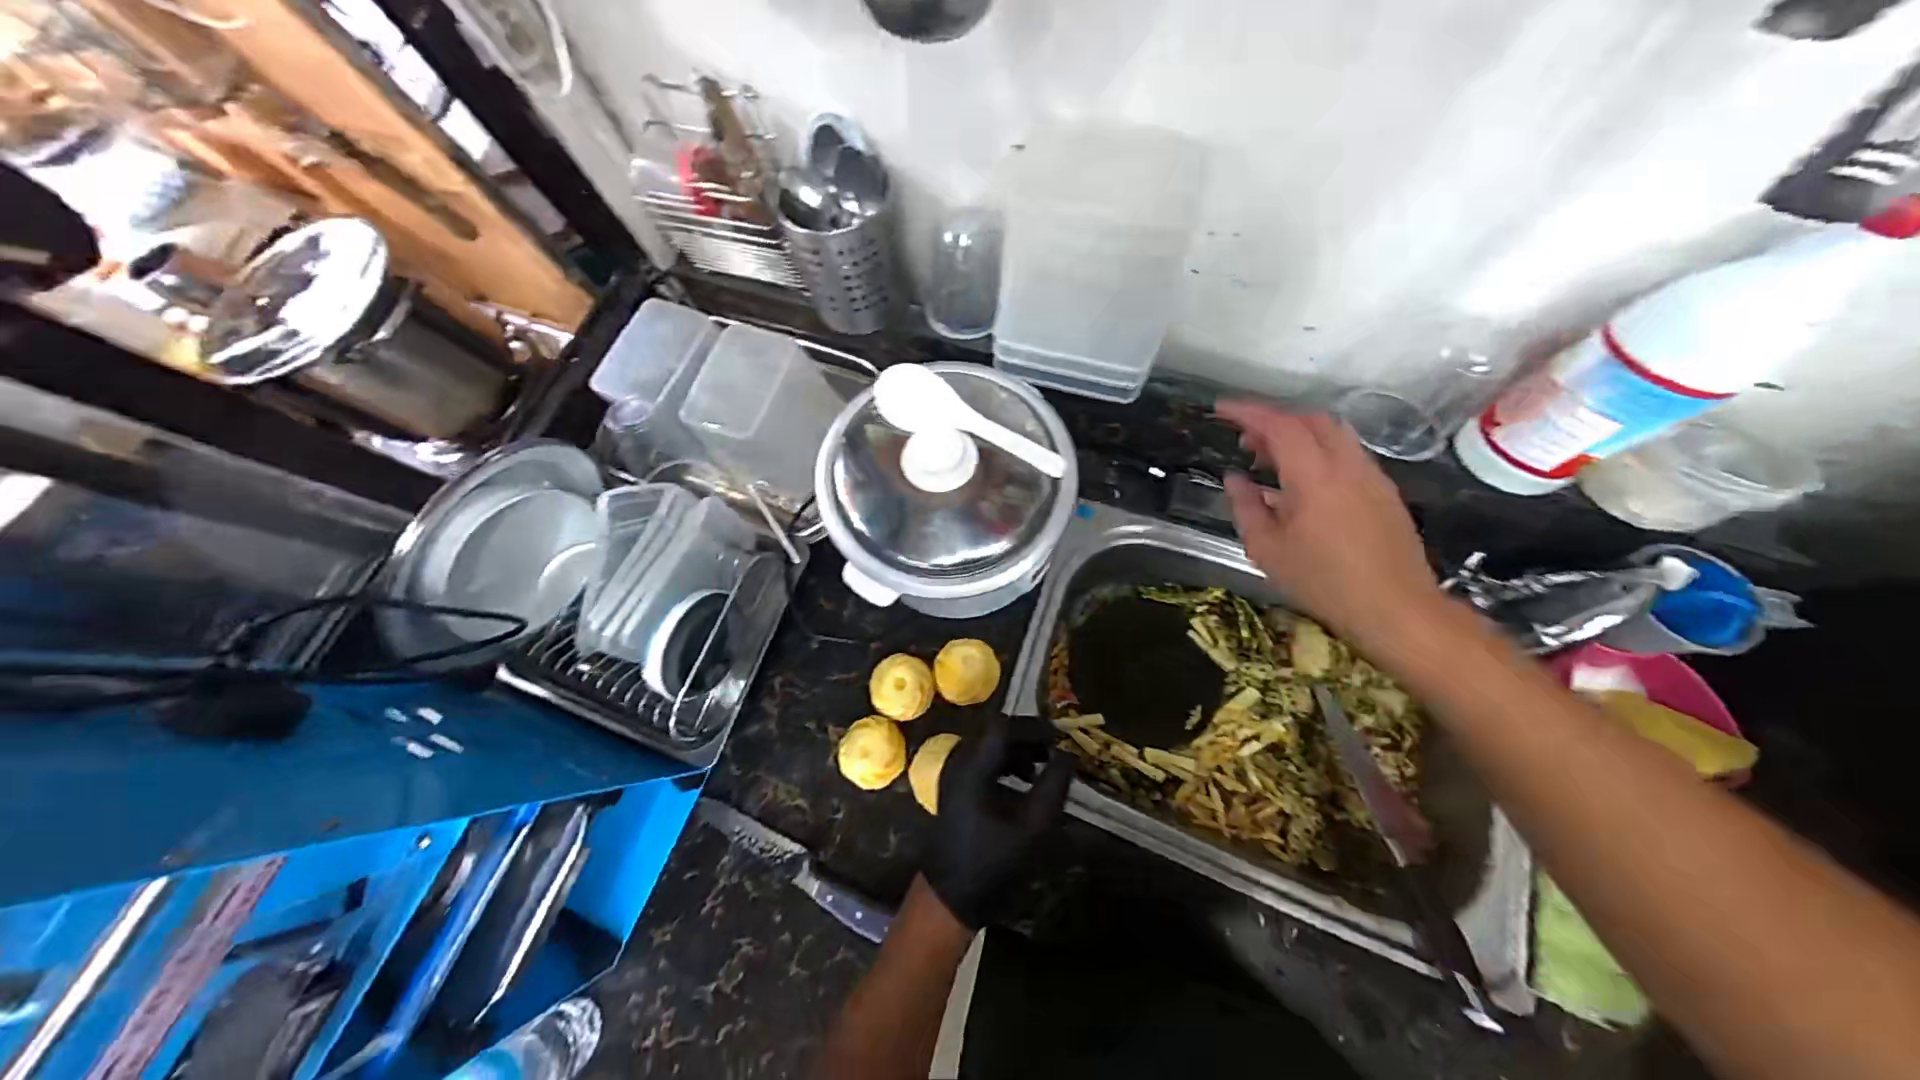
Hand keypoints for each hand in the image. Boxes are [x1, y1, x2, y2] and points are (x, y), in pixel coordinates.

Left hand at [922, 717, 1072, 928]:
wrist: (952, 894)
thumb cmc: (993, 862)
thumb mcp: (1032, 827)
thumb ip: (1053, 787)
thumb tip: (1069, 756)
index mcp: (972, 768)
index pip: (1003, 727)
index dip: (1034, 727)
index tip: (1060, 736)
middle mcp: (959, 762)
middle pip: (996, 732)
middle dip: (1028, 736)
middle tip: (1056, 748)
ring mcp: (955, 774)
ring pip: (990, 745)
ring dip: (1019, 749)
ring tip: (1044, 764)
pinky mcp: (957, 786)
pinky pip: (984, 760)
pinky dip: (1007, 762)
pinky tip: (1026, 780)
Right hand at [1214, 400, 1439, 647]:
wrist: (1395, 608)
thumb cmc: (1323, 582)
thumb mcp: (1267, 549)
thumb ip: (1246, 507)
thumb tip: (1236, 479)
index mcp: (1314, 476)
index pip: (1279, 425)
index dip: (1247, 412)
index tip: (1221, 410)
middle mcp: (1347, 465)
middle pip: (1310, 419)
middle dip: (1273, 419)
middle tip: (1244, 439)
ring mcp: (1371, 475)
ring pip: (1333, 433)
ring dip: (1298, 434)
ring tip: (1270, 459)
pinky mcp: (1384, 491)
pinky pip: (1347, 454)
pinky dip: (1318, 451)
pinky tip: (1303, 482)